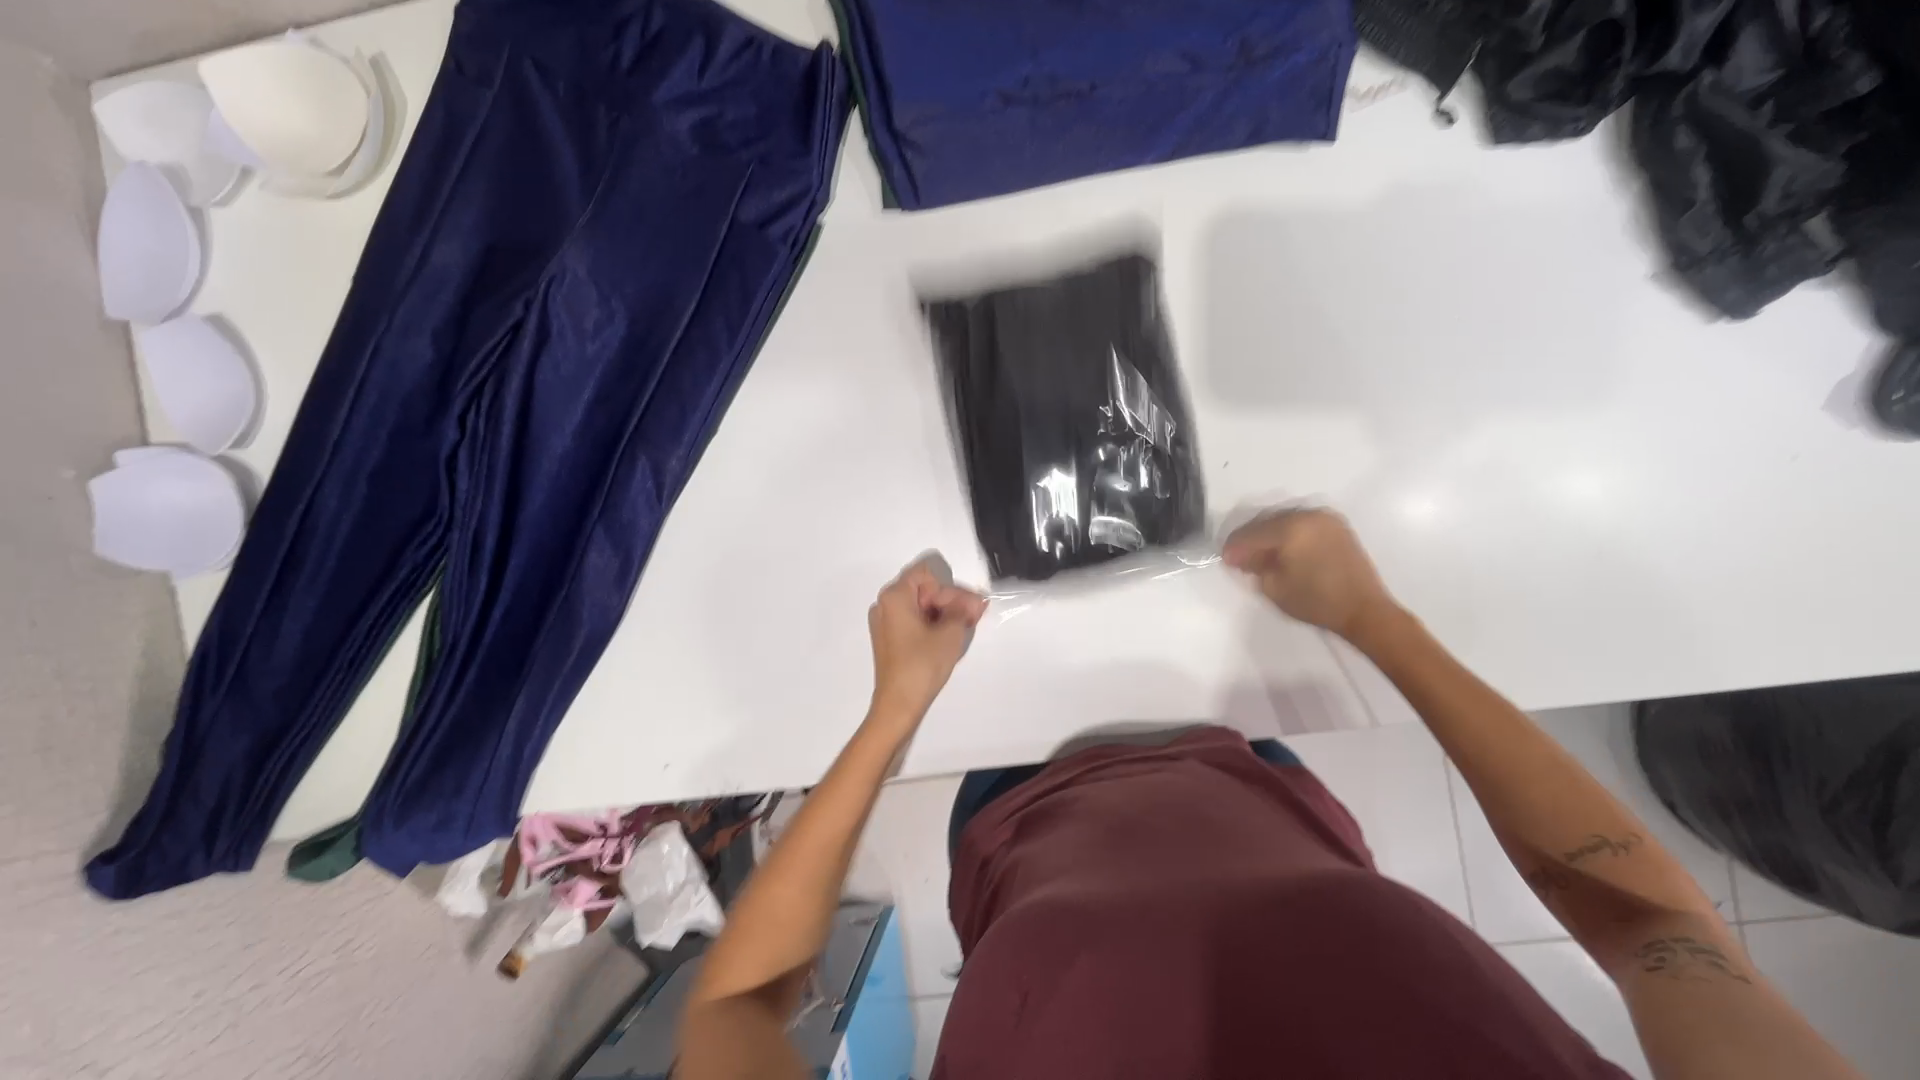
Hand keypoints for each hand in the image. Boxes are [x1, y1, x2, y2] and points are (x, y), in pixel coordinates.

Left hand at [868, 555, 987, 720]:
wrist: (899, 704)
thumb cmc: (922, 664)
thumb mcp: (950, 633)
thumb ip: (963, 609)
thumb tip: (974, 600)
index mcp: (894, 596)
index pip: (927, 575)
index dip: (949, 589)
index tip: (966, 608)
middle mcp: (884, 605)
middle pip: (923, 590)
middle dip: (950, 601)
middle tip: (973, 616)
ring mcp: (884, 623)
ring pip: (920, 607)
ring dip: (944, 613)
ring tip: (965, 627)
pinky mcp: (889, 639)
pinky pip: (913, 622)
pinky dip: (932, 625)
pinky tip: (949, 637)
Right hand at [1222, 508, 1400, 640]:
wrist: (1364, 609)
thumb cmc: (1316, 602)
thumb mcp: (1274, 587)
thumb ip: (1253, 566)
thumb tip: (1241, 556)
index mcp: (1291, 528)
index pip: (1251, 533)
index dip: (1234, 547)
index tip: (1224, 559)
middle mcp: (1308, 515)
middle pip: (1267, 521)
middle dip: (1251, 539)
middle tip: (1239, 557)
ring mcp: (1325, 519)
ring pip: (1285, 520)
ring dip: (1269, 535)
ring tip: (1261, 555)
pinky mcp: (1337, 527)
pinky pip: (1303, 524)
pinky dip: (1289, 534)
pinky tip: (1284, 551)